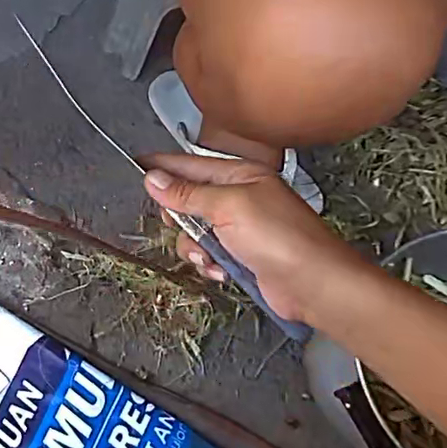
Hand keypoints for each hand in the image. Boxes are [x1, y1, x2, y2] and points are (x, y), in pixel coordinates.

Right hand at [139, 152, 365, 324]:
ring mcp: (239, 228)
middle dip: (180, 217)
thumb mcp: (228, 206)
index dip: (163, 166)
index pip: (190, 164)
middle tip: (180, 225)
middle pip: (187, 200)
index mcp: (239, 175)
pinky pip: (207, 255)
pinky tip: (221, 271)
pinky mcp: (240, 255)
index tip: (135, 165)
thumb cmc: (279, 238)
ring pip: (193, 233)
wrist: (312, 283)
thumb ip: (188, 193)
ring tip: (209, 258)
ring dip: (194, 248)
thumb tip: (153, 178)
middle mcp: (238, 198)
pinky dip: (209, 265)